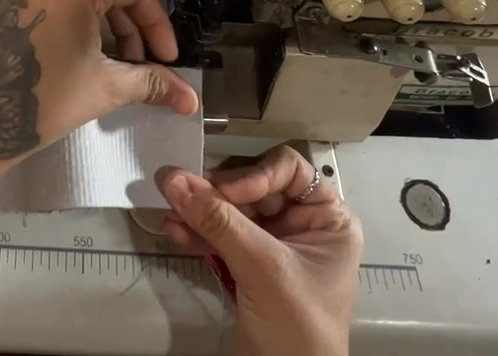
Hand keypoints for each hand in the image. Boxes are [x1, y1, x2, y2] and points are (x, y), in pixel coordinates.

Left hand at [0, 0, 198, 164]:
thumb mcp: (107, 87)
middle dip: (131, 29)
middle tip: (141, 66)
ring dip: (105, 27)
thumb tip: (192, 101)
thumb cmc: (46, 98)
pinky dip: (77, 22)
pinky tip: (83, 55)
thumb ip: (153, 83)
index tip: (166, 58)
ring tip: (114, 65)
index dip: (157, 24)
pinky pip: (55, 0)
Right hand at [158, 146, 360, 355]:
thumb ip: (218, 221)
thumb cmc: (297, 329)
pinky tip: (174, 230)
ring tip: (169, 211)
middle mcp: (303, 224)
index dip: (255, 173)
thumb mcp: (263, 269)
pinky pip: (220, 234)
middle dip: (217, 192)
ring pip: (232, 210)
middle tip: (181, 193)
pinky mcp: (249, 264)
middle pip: (254, 186)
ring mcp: (274, 244)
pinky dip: (198, 231)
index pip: (289, 170)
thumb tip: (173, 179)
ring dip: (200, 210)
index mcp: (328, 219)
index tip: (223, 191)